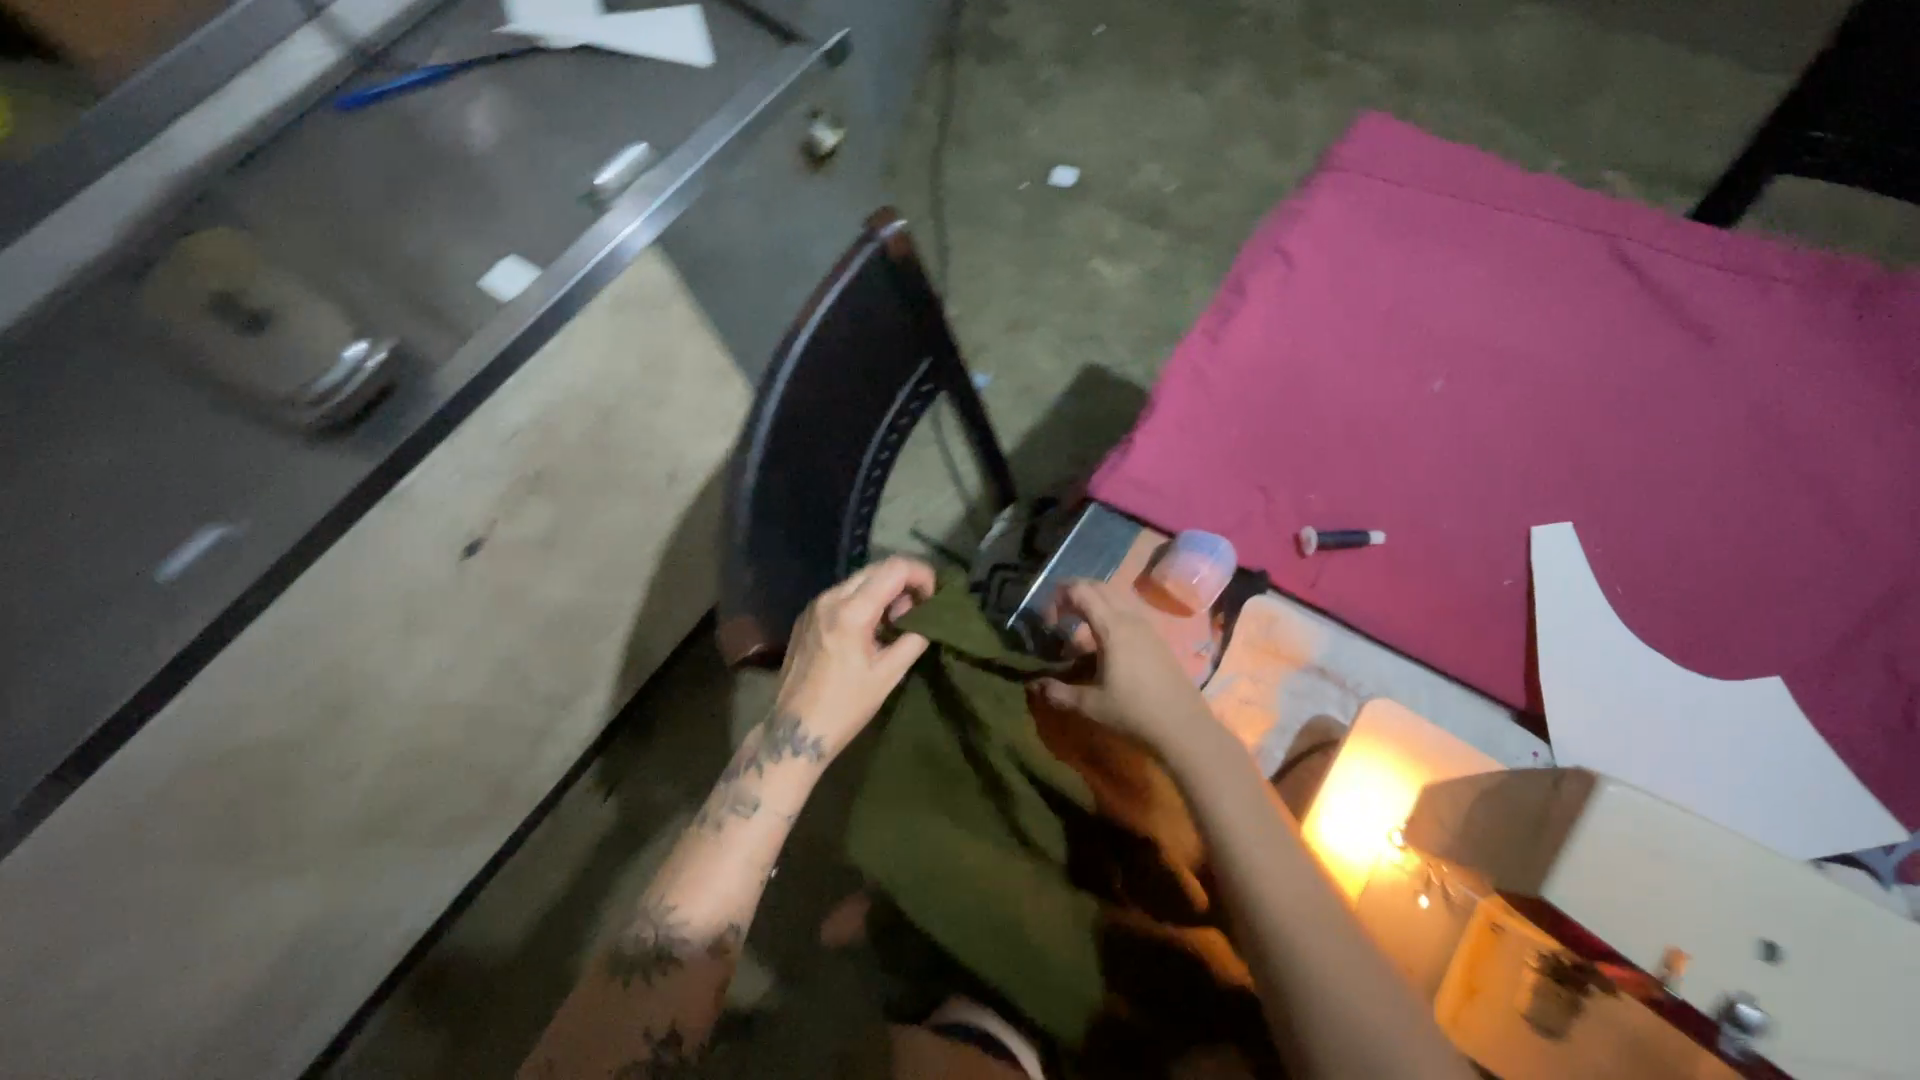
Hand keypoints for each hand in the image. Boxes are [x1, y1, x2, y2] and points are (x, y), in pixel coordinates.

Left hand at [773, 556, 935, 760]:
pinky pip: (842, 595)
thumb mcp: (889, 675)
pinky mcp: (806, 616)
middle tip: (918, 610)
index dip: (921, 575)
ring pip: (858, 580)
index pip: (895, 568)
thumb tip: (927, 619)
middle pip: (876, 568)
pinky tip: (870, 629)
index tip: (933, 597)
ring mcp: (814, 605)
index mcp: (851, 612)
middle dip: (904, 581)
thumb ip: (913, 638)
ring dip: (883, 591)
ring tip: (896, 622)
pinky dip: (863, 601)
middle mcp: (830, 598)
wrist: (796, 729)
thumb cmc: (846, 706)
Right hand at [1032, 579, 1215, 754]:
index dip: (1060, 597)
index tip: (1047, 620)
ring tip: (1076, 628)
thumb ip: (1058, 692)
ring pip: (1116, 598)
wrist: (1183, 727)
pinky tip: (1102, 644)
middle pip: (1099, 588)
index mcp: (1113, 627)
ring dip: (1093, 604)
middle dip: (1074, 593)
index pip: (1082, 591)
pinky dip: (1109, 616)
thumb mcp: (1090, 705)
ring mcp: (1147, 627)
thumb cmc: (1134, 713)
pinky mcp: (1157, 639)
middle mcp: (1131, 619)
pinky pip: (1128, 613)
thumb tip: (1034, 685)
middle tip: (1056, 614)